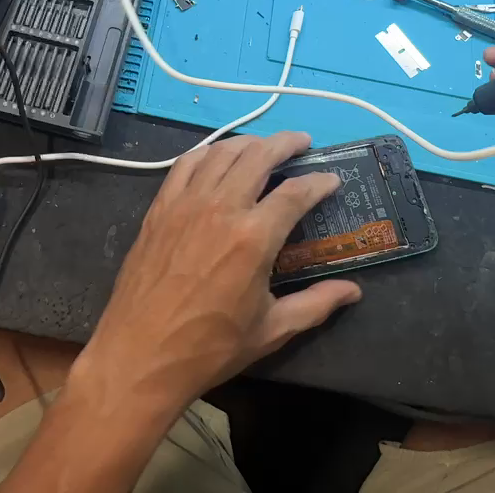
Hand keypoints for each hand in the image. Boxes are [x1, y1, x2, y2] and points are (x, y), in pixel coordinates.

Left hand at [70, 132, 362, 415]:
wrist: (141, 352)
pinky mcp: (161, 205)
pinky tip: (217, 155)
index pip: (295, 193)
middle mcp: (221, 207)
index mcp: (253, 237)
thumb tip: (353, 292)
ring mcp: (187, 202)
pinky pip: (186, 163)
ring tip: (264, 145)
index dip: (318, 182)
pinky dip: (207, 151)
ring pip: (221, 152)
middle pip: (258, 156)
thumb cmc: (210, 346)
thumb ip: (315, 304)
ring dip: (248, 142)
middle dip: (285, 143)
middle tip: (302, 143)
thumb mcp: (271, 330)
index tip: (331, 179)